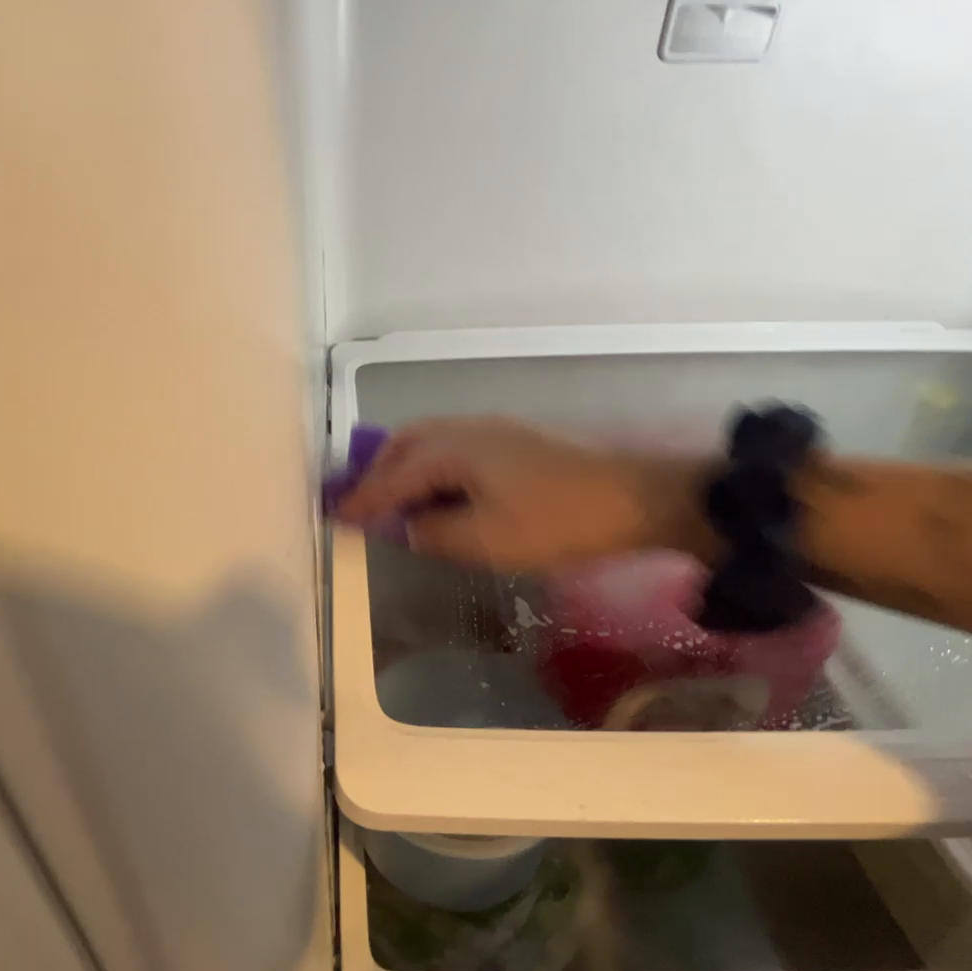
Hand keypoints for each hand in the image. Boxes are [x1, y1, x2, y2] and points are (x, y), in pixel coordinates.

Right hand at [333, 417, 711, 571]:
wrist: (634, 499)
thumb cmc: (554, 523)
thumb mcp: (485, 541)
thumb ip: (435, 533)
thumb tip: (408, 526)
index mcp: (455, 451)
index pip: (395, 476)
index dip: (365, 499)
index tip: (337, 516)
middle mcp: (469, 430)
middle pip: (408, 443)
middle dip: (379, 473)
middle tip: (363, 505)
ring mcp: (496, 431)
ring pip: (433, 441)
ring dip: (406, 467)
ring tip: (396, 501)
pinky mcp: (517, 442)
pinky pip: (456, 447)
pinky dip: (433, 467)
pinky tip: (442, 492)